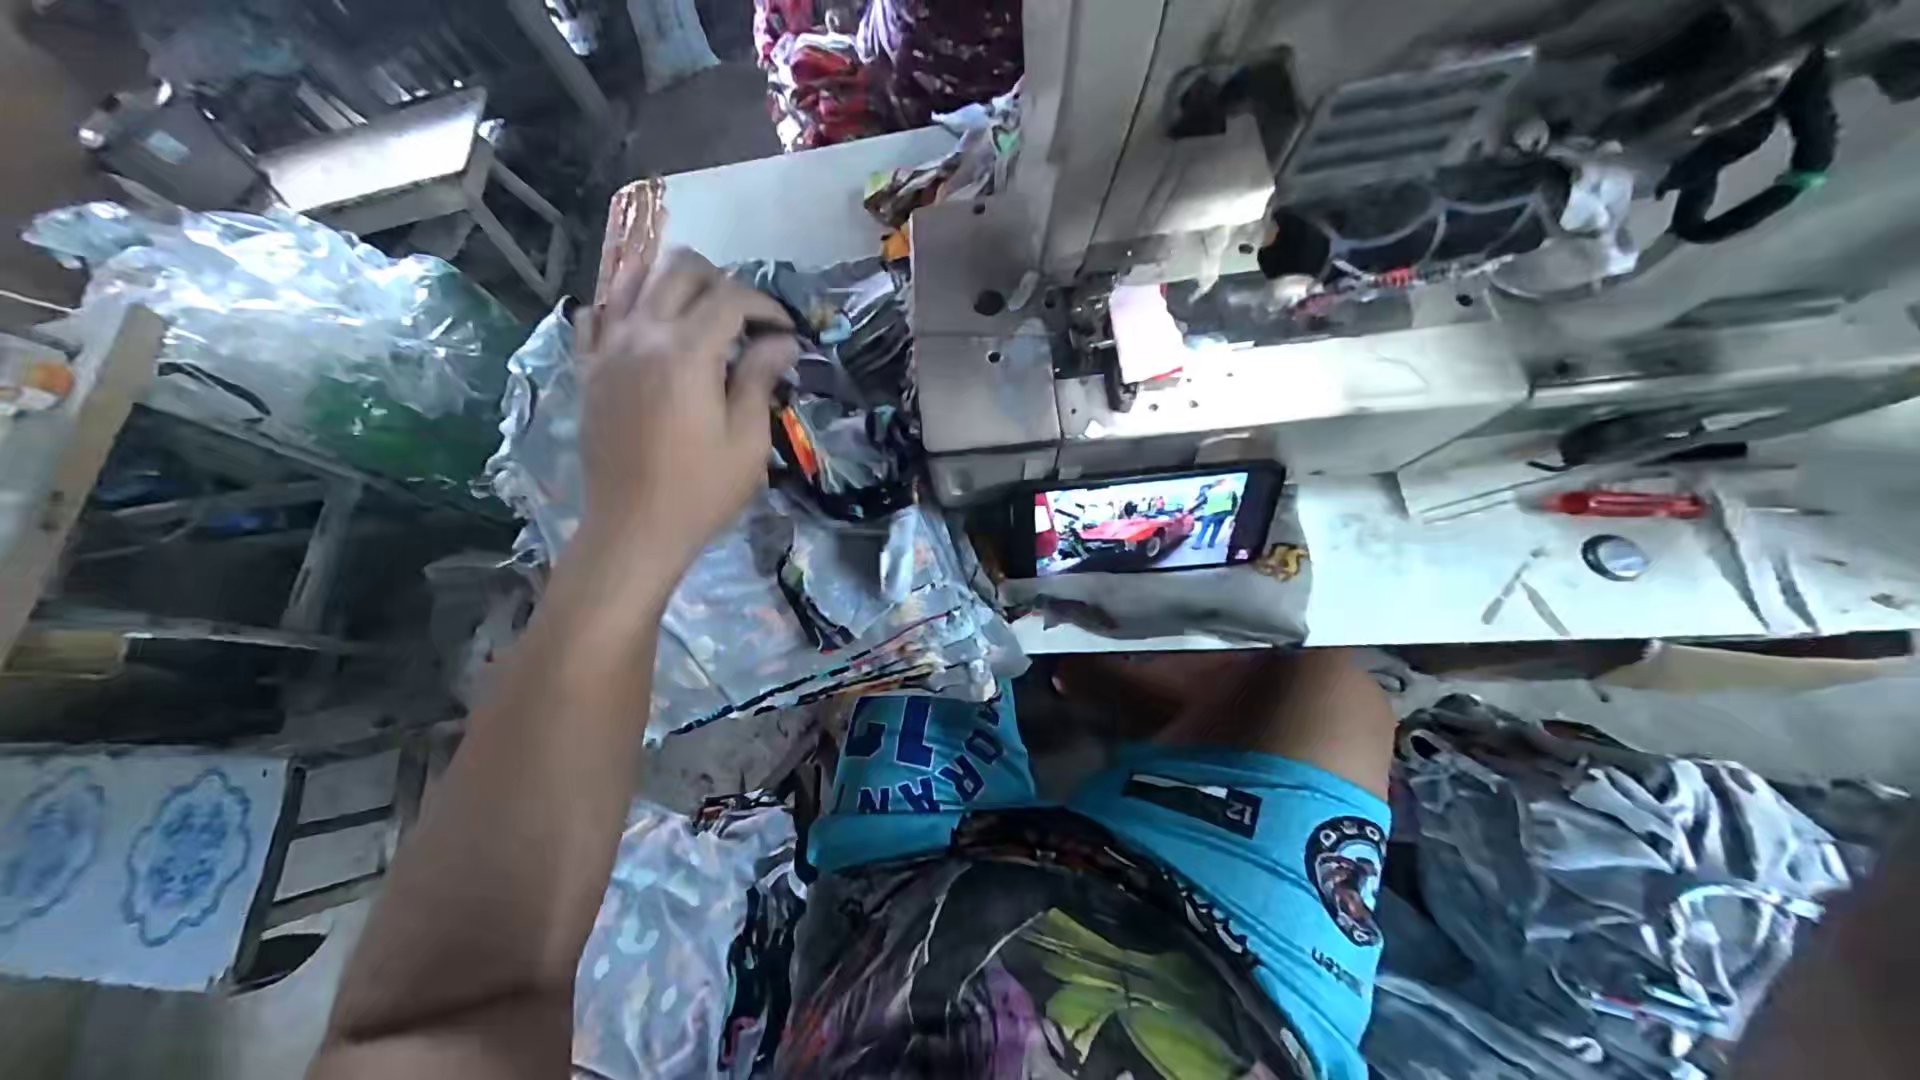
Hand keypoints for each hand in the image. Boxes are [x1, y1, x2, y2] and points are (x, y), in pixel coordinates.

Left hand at [575, 247, 798, 574]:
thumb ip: (760, 379)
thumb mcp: (746, 440)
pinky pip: (597, 314)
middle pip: (679, 270)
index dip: (766, 306)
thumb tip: (782, 342)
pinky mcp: (588, 369)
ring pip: (632, 279)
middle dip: (721, 282)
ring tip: (699, 314)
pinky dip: (625, 307)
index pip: (730, 298)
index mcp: (686, 353)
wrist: (633, 528)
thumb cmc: (701, 491)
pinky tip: (647, 329)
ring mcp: (606, 349)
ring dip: (672, 284)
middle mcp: (640, 335)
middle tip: (746, 319)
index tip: (786, 332)